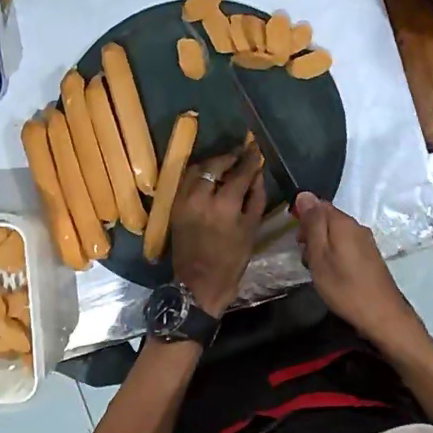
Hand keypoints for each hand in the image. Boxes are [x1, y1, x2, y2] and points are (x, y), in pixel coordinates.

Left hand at [170, 146, 266, 313]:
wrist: (199, 283)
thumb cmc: (231, 260)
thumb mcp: (251, 229)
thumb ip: (256, 197)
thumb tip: (257, 173)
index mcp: (224, 205)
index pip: (240, 172)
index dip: (250, 159)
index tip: (256, 149)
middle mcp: (200, 196)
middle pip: (215, 164)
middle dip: (230, 156)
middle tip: (242, 153)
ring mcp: (184, 199)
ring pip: (198, 168)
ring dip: (213, 162)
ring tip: (227, 162)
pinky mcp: (174, 205)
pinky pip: (186, 179)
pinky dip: (199, 172)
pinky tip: (210, 174)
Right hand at [293, 191, 427, 352]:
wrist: (382, 316)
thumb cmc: (344, 286)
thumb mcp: (319, 254)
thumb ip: (312, 224)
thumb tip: (304, 194)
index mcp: (343, 223)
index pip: (318, 204)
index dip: (303, 218)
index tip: (297, 240)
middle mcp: (357, 227)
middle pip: (326, 219)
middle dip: (311, 234)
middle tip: (306, 258)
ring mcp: (365, 242)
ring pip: (334, 234)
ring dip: (321, 247)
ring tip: (317, 269)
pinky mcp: (369, 257)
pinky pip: (345, 246)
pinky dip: (333, 255)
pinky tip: (332, 274)